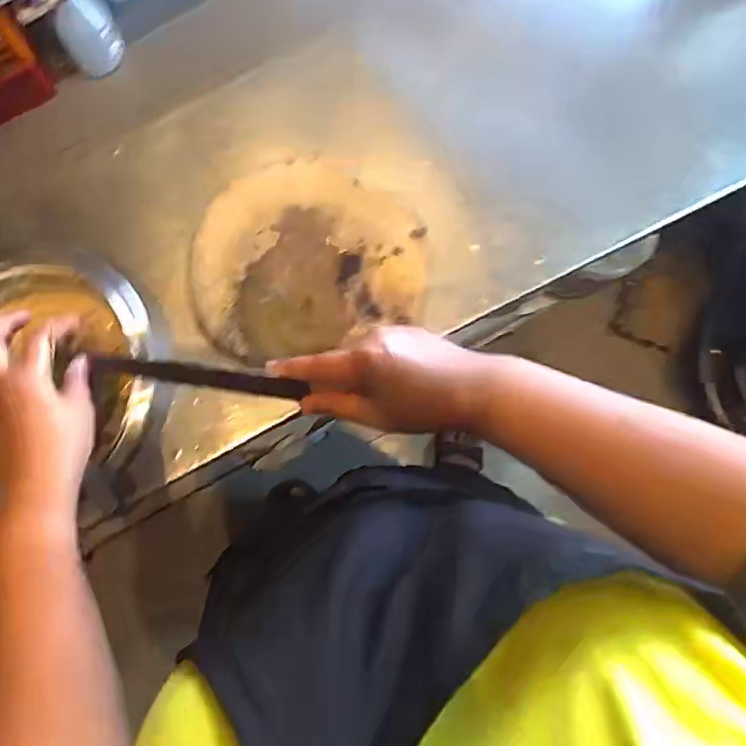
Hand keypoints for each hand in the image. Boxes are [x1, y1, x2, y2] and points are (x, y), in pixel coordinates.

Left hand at [0, 310, 94, 513]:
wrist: (34, 487)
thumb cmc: (64, 449)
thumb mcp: (81, 411)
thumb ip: (76, 381)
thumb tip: (78, 362)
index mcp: (24, 377)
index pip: (39, 337)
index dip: (58, 324)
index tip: (74, 321)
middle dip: (7, 321)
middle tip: (27, 318)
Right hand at [270, 326, 502, 433]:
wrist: (477, 387)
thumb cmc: (424, 408)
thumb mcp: (376, 415)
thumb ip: (337, 406)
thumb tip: (305, 402)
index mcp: (361, 359)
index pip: (316, 365)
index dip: (291, 369)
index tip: (268, 370)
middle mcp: (372, 336)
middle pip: (340, 359)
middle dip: (334, 377)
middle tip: (338, 403)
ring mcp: (393, 329)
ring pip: (361, 352)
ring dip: (360, 371)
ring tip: (383, 397)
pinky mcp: (410, 330)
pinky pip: (381, 347)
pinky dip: (379, 363)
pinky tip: (401, 381)